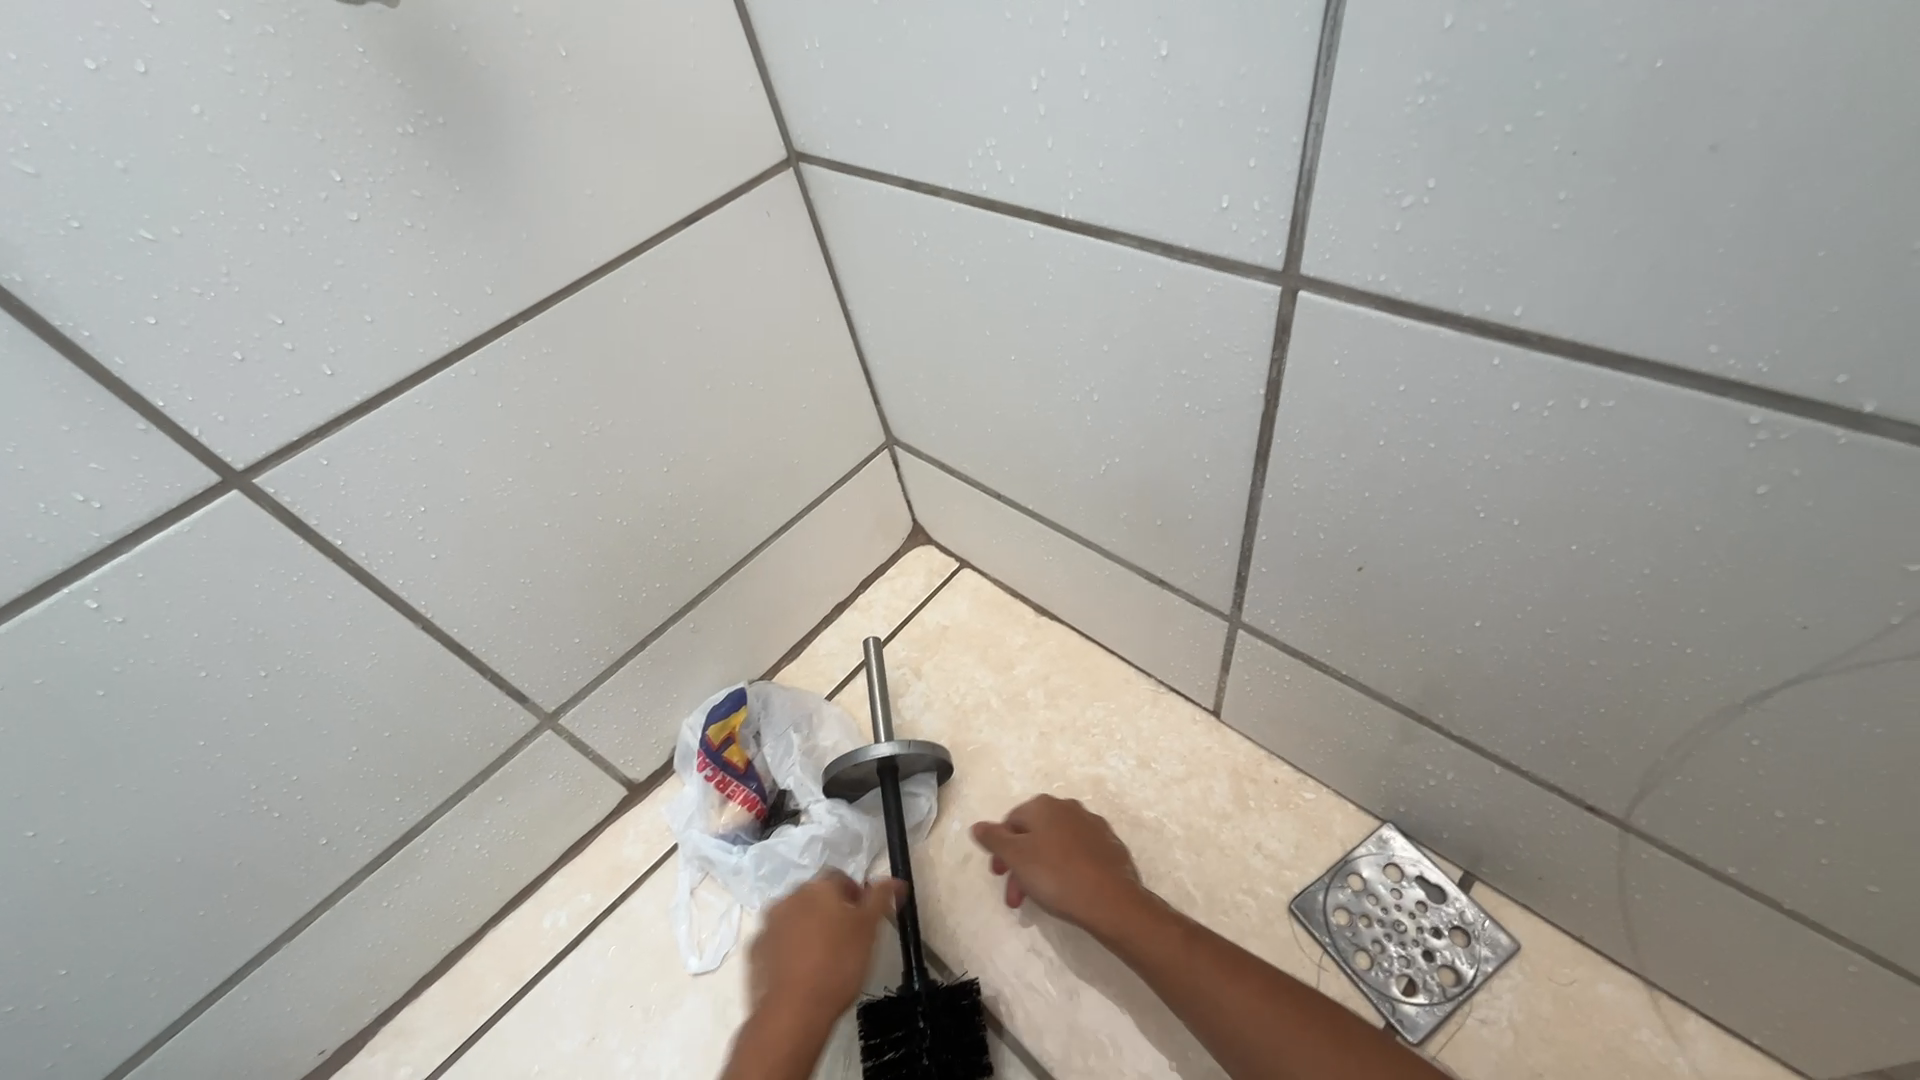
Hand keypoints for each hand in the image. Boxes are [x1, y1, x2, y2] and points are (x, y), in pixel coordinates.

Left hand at [745, 870, 903, 1020]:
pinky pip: (776, 943)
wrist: (792, 1013)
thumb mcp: (869, 930)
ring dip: (807, 929)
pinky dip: (787, 950)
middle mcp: (788, 898)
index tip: (865, 918)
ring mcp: (767, 925)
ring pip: (793, 919)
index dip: (855, 894)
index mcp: (818, 888)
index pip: (840, 878)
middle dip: (830, 911)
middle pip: (814, 896)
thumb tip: (898, 880)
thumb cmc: (837, 965)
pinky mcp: (754, 953)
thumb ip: (881, 899)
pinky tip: (800, 971)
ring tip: (823, 957)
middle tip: (847, 938)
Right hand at [970, 795, 1144, 934]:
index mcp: (1044, 805)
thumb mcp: (1016, 857)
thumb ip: (994, 839)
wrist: (1111, 900)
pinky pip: (1078, 854)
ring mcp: (1093, 826)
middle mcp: (1068, 808)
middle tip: (1016, 896)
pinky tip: (1068, 890)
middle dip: (1020, 865)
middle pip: (1034, 835)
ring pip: (1056, 846)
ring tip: (1040, 900)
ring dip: (1041, 870)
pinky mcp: (1109, 846)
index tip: (1000, 876)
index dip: (1001, 850)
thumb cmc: (1056, 875)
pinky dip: (1067, 869)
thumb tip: (978, 825)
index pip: (1010, 822)